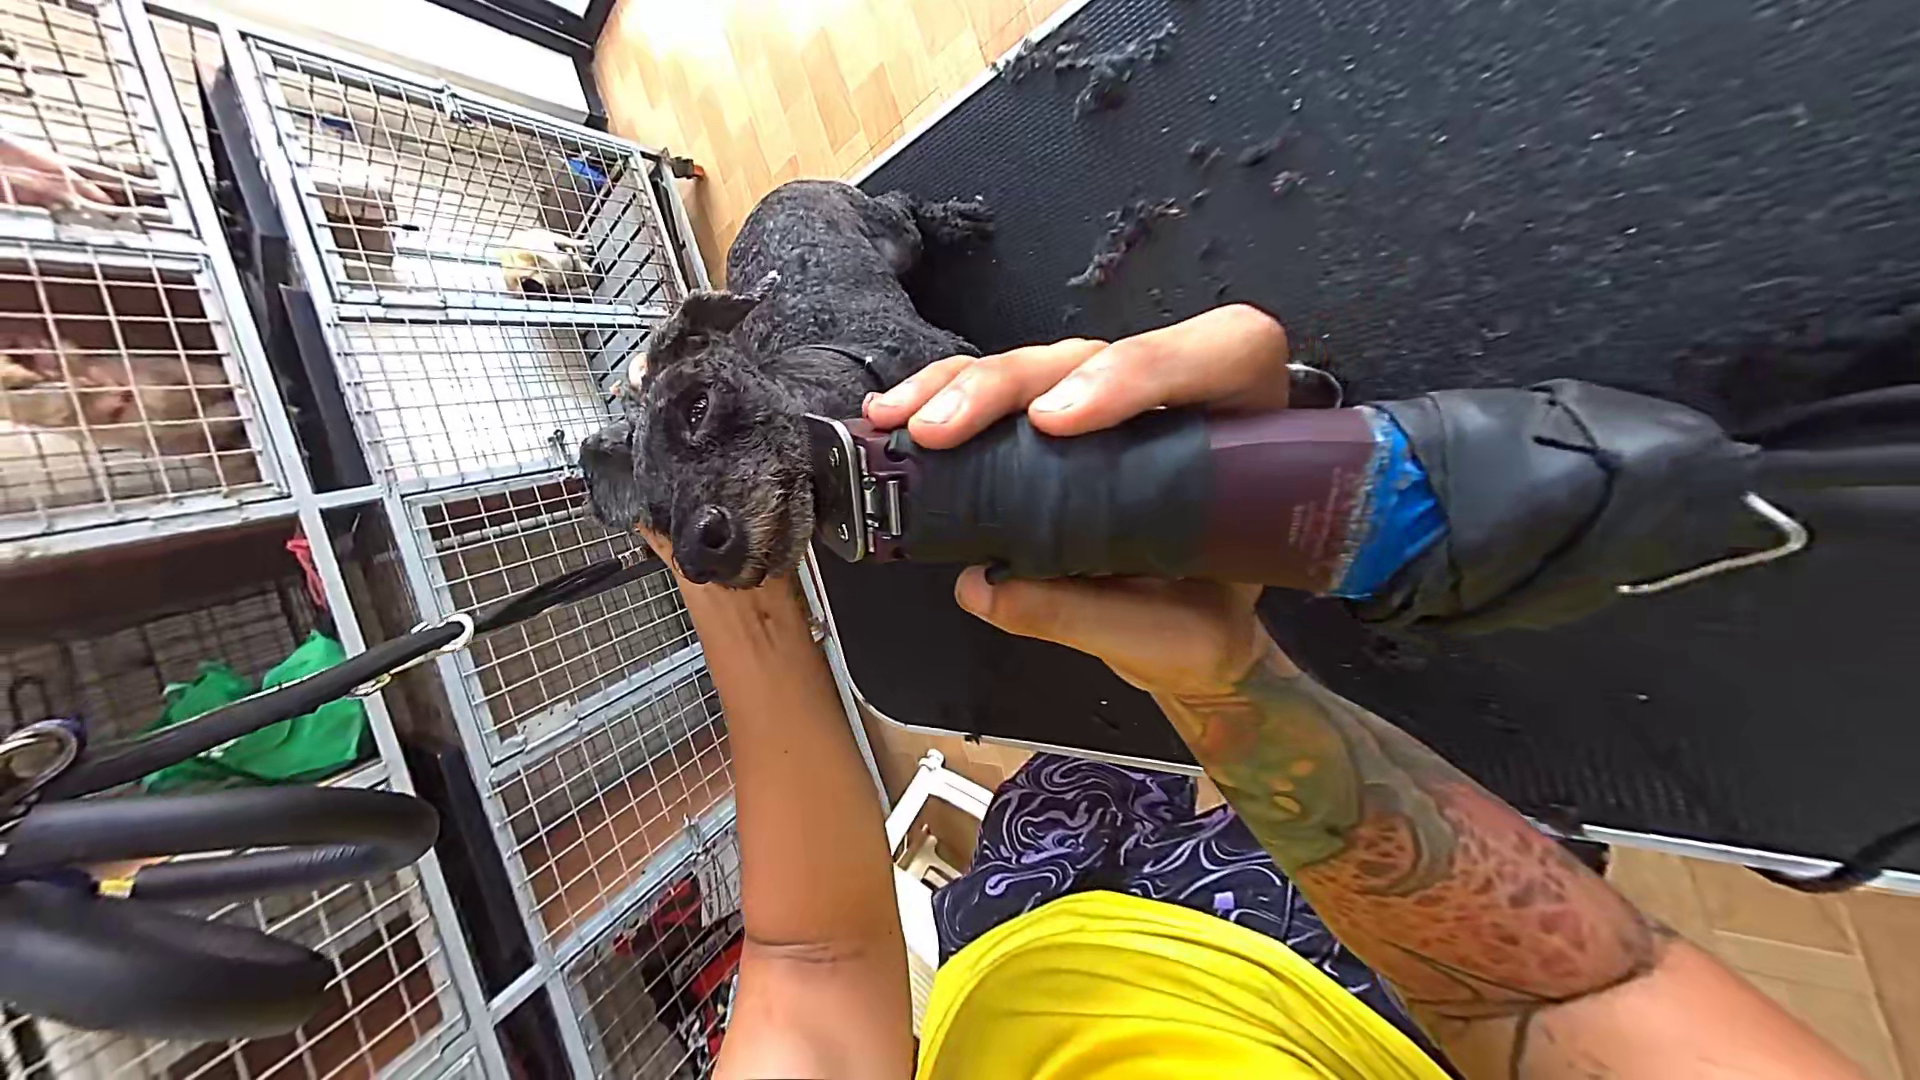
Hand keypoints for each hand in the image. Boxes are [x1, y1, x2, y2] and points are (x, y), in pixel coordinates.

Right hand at [863, 305, 1298, 696]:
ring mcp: (1103, 409)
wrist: (1183, 629)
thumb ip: (1090, 615)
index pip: (1216, 354)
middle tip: (944, 431)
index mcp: (1234, 436)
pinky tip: (900, 419)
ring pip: (1036, 365)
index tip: (1060, 423)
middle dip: (1012, 385)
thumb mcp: (1167, 635)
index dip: (1142, 368)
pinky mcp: (1053, 426)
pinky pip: (1001, 395)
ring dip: (963, 386)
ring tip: (904, 423)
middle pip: (1091, 354)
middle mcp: (1167, 404)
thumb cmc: (1197, 622)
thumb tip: (986, 588)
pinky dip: (948, 399)